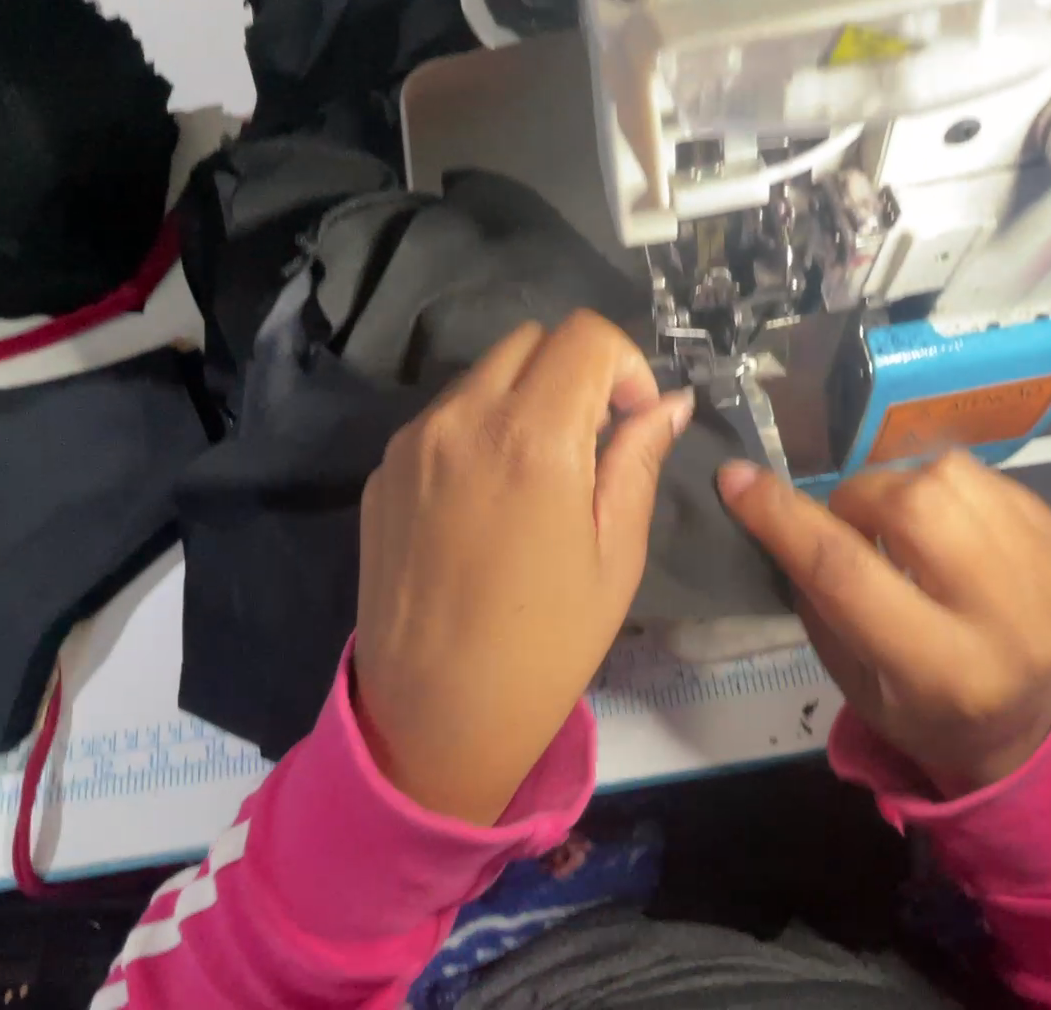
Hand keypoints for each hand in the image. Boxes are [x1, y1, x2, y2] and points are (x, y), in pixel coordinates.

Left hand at [354, 311, 694, 824]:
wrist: (435, 714)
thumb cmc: (546, 646)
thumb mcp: (616, 555)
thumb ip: (638, 460)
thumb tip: (668, 403)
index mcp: (531, 438)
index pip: (585, 336)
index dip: (625, 365)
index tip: (632, 420)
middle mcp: (461, 420)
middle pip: (529, 341)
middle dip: (574, 371)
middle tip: (591, 441)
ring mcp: (411, 444)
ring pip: (480, 376)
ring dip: (523, 398)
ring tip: (537, 474)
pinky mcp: (382, 472)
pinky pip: (441, 420)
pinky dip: (477, 431)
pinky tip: (486, 502)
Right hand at [718, 451, 1050, 797]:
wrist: (1020, 727)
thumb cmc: (911, 707)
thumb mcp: (843, 668)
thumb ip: (813, 585)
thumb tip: (768, 496)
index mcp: (938, 670)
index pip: (846, 572)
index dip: (783, 517)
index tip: (736, 478)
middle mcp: (1007, 623)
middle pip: (912, 506)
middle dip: (858, 498)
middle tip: (850, 524)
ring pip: (951, 475)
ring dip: (902, 487)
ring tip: (900, 527)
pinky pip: (989, 477)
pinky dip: (947, 490)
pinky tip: (946, 531)